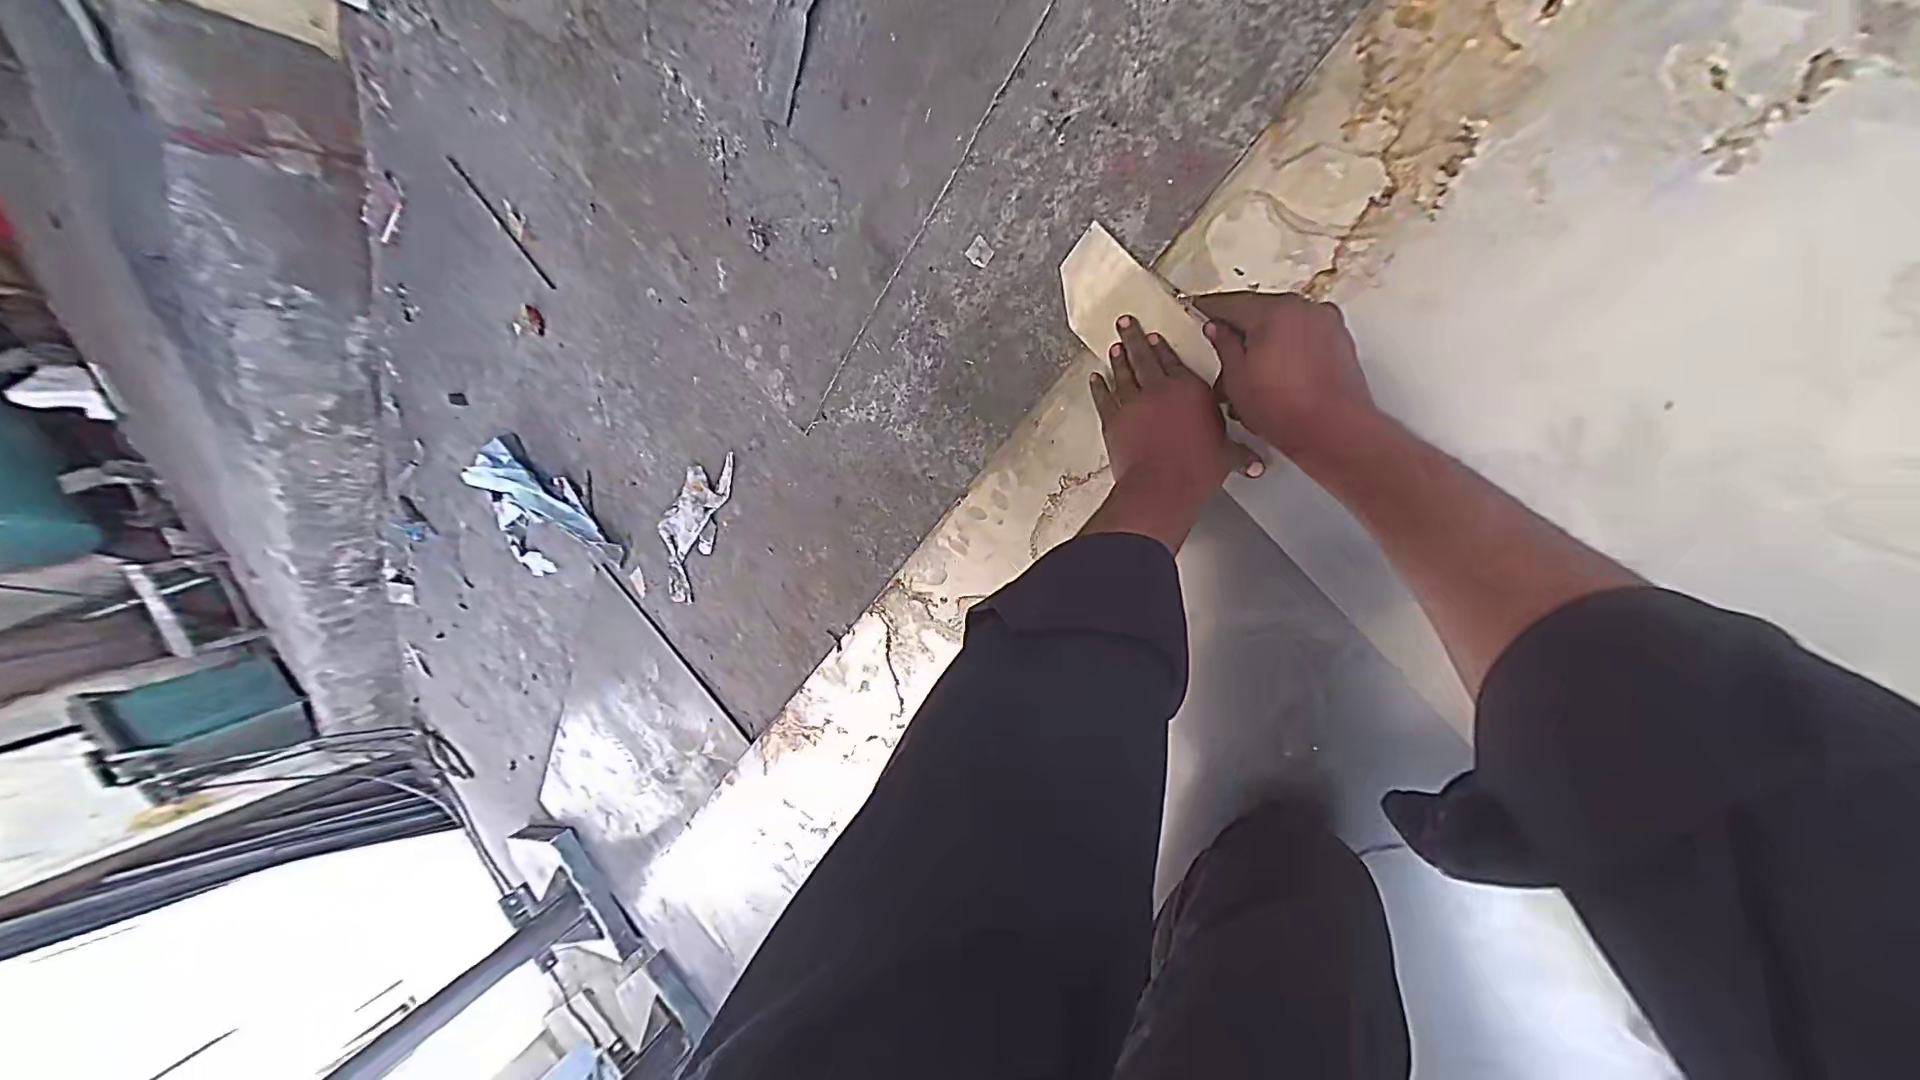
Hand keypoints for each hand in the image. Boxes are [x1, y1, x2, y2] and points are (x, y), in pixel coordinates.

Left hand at [1081, 314, 1261, 551]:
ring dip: (1117, 358)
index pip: (1174, 360)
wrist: (1160, 486)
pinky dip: (1098, 387)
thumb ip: (1239, 454)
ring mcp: (1133, 403)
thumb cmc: (1195, 470)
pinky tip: (1095, 378)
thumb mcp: (1224, 456)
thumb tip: (1256, 464)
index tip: (1155, 336)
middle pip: (1144, 357)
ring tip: (1114, 345)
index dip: (1163, 347)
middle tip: (1125, 322)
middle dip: (1134, 337)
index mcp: (1190, 390)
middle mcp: (1160, 389)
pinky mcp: (1113, 420)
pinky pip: (1103, 398)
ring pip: (1123, 373)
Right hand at [1194, 291, 1380, 461]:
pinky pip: (1302, 336)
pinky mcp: (1339, 342)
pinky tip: (1273, 377)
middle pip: (1260, 312)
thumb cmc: (1285, 408)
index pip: (1232, 302)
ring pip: (1283, 325)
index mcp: (1275, 311)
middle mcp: (1304, 309)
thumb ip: (1224, 345)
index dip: (1210, 310)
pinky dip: (1285, 350)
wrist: (1331, 430)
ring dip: (1262, 343)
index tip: (1199, 310)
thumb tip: (1217, 330)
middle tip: (1221, 355)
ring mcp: (1325, 324)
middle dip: (1239, 333)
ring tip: (1248, 377)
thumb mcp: (1236, 378)